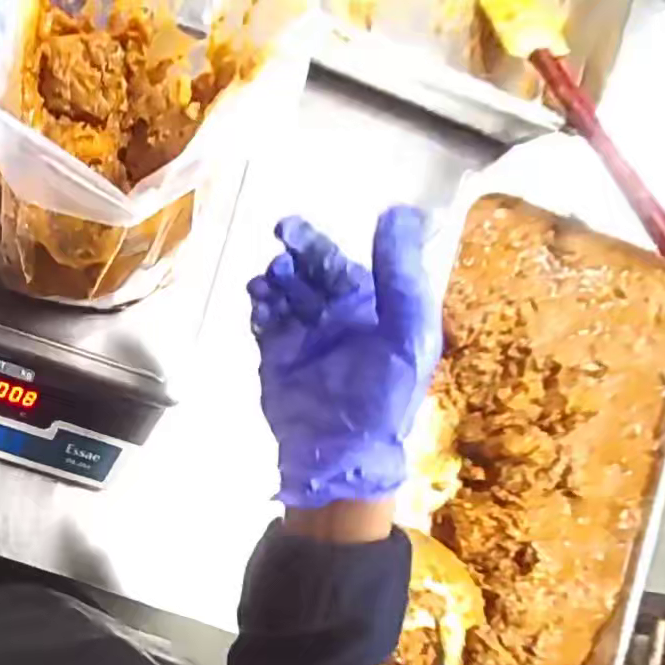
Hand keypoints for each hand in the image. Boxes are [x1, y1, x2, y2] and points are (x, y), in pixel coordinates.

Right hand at [248, 208, 440, 507]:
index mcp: (368, 308)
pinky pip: (264, 328)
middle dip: (289, 261)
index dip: (314, 243)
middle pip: (305, 278)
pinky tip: (257, 304)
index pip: (337, 265)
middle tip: (275, 250)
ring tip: (266, 281)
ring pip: (281, 300)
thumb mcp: (407, 329)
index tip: (288, 228)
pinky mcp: (275, 364)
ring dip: (271, 286)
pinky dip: (259, 313)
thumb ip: (400, 273)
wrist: (343, 452)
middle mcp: (333, 320)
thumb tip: (395, 211)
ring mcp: (301, 342)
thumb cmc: (383, 395)